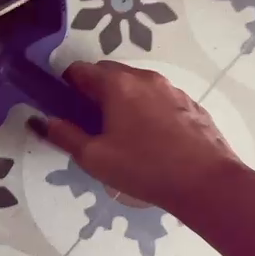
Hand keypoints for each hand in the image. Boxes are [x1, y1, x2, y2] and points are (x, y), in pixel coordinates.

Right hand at [27, 60, 243, 212]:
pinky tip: (154, 141)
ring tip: (125, 133)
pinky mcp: (193, 105)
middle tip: (92, 123)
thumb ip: (64, 135)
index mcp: (116, 84)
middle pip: (108, 73)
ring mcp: (172, 89)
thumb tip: (44, 120)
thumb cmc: (145, 168)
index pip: (79, 70)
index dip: (66, 86)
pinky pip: (160, 99)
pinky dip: (149, 110)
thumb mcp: (94, 158)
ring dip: (124, 99)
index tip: (66, 109)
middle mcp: (144, 78)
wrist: (211, 185)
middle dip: (95, 91)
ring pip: (136, 85)